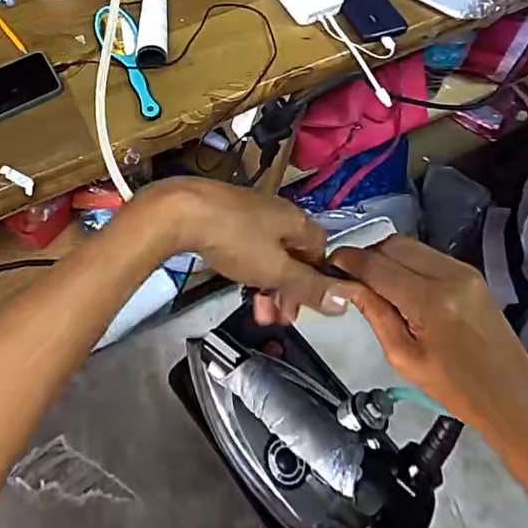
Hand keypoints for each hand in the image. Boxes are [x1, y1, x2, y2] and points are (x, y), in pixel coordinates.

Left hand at [128, 178, 342, 323]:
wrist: (182, 212)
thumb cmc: (233, 237)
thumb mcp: (275, 270)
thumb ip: (309, 286)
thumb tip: (345, 299)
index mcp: (297, 221)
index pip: (321, 250)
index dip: (317, 279)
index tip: (304, 303)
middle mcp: (278, 212)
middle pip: (295, 254)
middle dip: (288, 287)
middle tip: (277, 315)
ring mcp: (252, 212)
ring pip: (270, 252)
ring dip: (267, 281)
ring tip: (255, 306)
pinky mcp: (228, 216)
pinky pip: (248, 245)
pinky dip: (248, 266)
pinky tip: (237, 280)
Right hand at [334, 236, 527, 450]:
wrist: (511, 394)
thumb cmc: (456, 389)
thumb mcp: (405, 359)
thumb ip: (375, 314)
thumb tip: (348, 285)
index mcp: (431, 302)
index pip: (378, 266)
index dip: (349, 261)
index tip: (330, 265)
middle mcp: (449, 275)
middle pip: (394, 245)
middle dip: (367, 255)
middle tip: (350, 277)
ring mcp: (463, 270)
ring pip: (410, 245)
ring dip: (386, 256)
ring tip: (373, 282)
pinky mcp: (471, 272)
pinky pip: (428, 255)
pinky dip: (407, 262)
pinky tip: (400, 284)